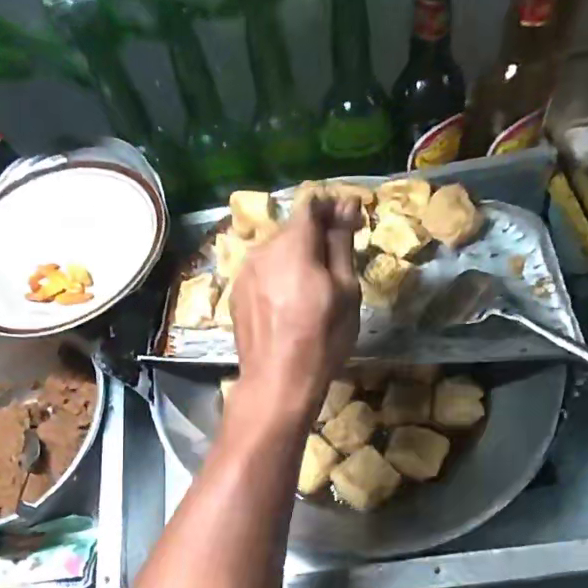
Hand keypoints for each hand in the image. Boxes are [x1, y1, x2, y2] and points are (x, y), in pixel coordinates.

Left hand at [227, 196, 361, 413]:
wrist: (277, 382)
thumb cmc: (321, 337)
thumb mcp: (345, 289)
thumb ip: (341, 242)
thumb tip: (345, 206)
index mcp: (291, 244)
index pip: (310, 205)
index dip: (333, 208)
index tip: (351, 223)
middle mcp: (261, 251)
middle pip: (291, 229)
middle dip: (315, 237)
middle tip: (337, 261)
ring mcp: (243, 274)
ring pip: (275, 253)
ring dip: (295, 259)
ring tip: (313, 288)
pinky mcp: (236, 296)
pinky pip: (262, 275)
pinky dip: (278, 278)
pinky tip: (289, 305)